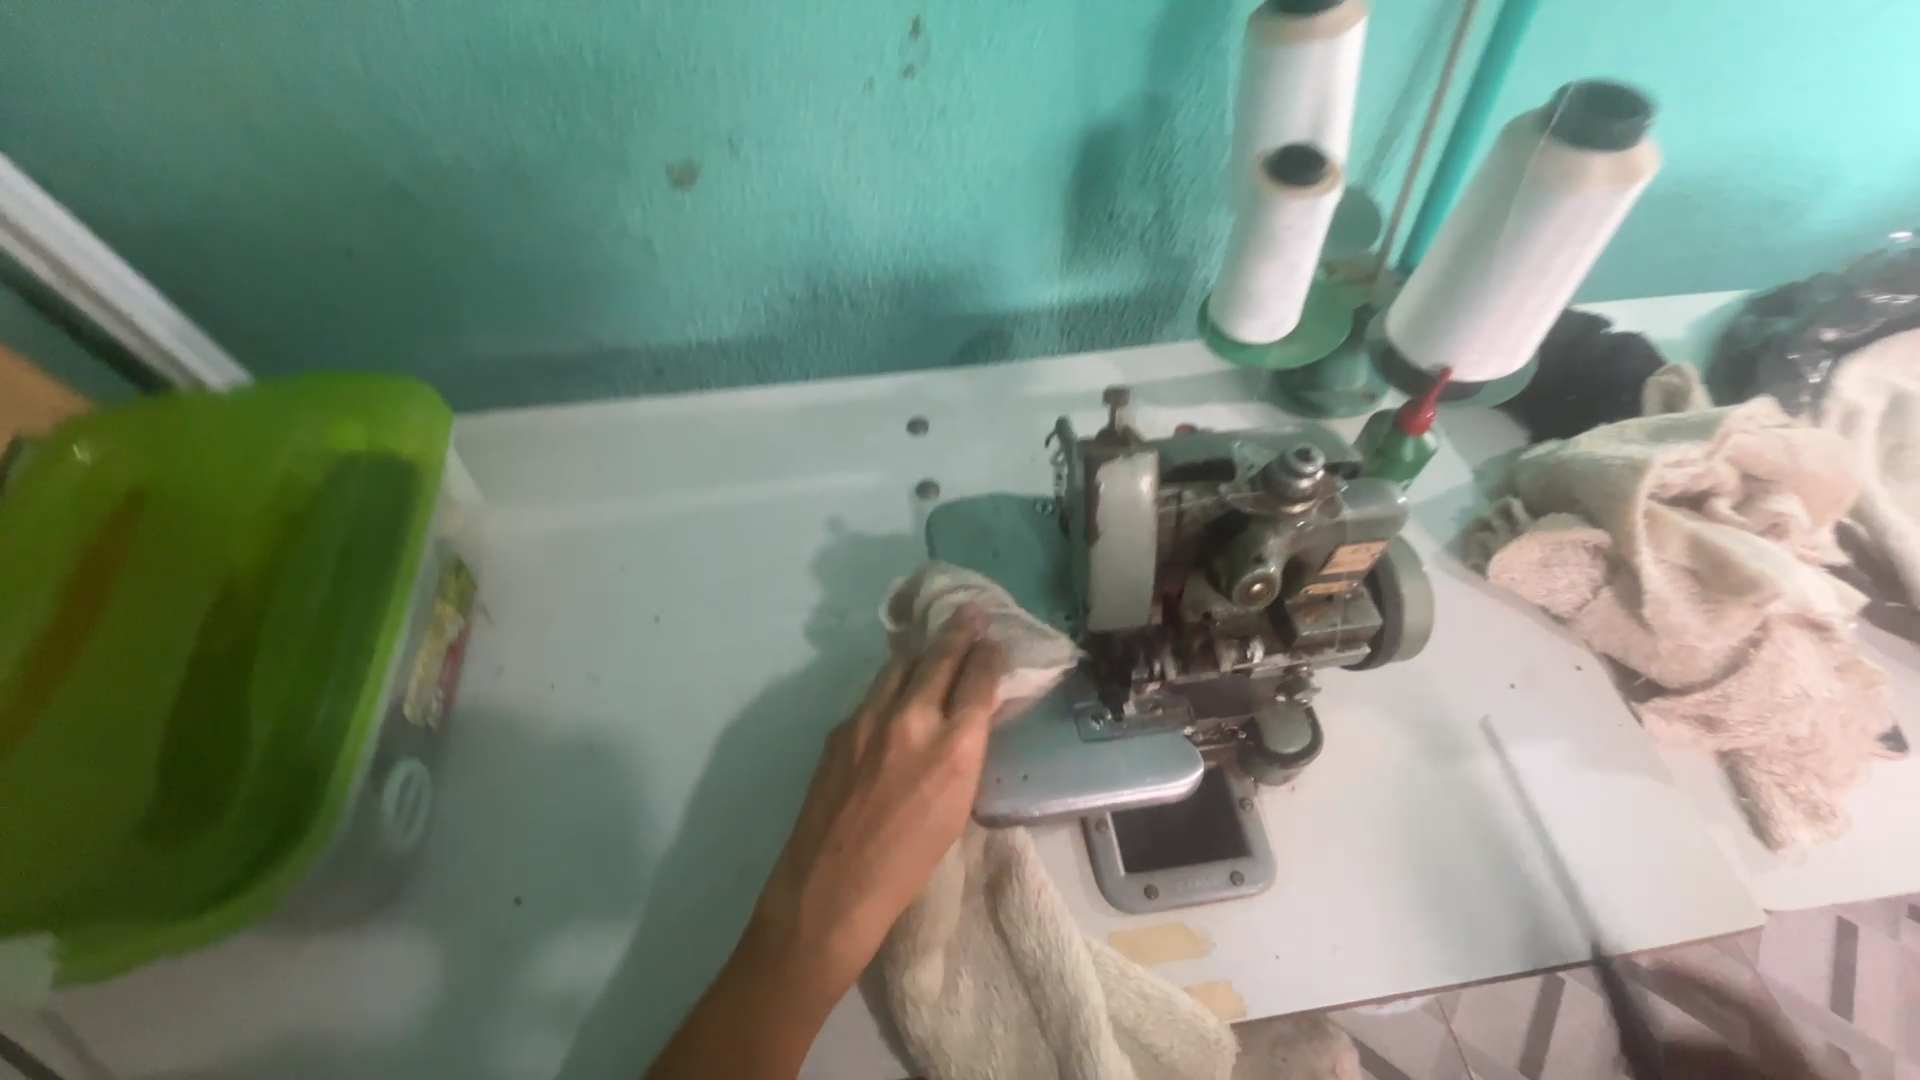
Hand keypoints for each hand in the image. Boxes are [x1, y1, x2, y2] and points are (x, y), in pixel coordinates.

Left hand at [745, 604, 1006, 1003]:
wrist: (832, 887)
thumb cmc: (908, 866)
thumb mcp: (956, 807)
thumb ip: (963, 754)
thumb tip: (968, 720)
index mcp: (953, 749)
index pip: (979, 681)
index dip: (989, 656)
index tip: (994, 641)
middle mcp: (913, 721)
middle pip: (940, 659)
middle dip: (959, 632)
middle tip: (969, 611)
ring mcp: (869, 720)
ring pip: (899, 667)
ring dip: (920, 652)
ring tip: (932, 641)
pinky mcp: (840, 729)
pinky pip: (873, 693)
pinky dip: (891, 684)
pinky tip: (894, 690)